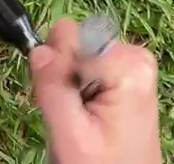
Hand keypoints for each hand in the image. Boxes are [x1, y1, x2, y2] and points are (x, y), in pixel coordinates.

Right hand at [30, 19, 161, 163]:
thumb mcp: (71, 137)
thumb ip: (53, 89)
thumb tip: (38, 49)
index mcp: (128, 66)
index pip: (70, 36)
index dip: (56, 66)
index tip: (60, 100)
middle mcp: (135, 56)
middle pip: (75, 39)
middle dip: (63, 72)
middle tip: (68, 113)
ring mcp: (134, 62)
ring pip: (79, 48)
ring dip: (70, 79)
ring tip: (79, 116)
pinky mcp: (128, 70)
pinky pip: (89, 59)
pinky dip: (81, 82)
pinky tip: (88, 110)